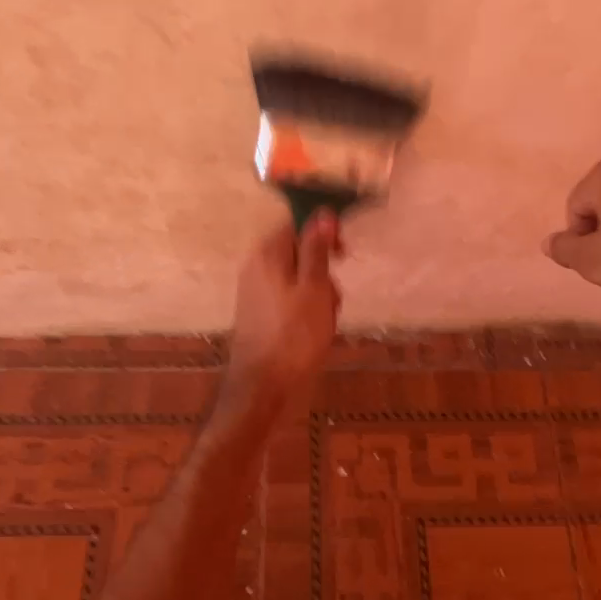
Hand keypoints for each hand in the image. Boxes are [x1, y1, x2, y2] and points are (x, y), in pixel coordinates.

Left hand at [222, 213, 340, 427]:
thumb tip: (323, 212)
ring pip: (299, 280)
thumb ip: (318, 249)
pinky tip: (316, 333)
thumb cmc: (294, 335)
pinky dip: (307, 311)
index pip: (297, 224)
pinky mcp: (261, 315)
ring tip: (326, 321)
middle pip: (300, 253)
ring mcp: (256, 292)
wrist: (263, 387)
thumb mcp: (315, 287)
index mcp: (267, 254)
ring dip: (319, 295)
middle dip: (323, 272)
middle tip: (333, 297)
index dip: (323, 233)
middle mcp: (257, 267)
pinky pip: (291, 300)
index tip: (343, 253)